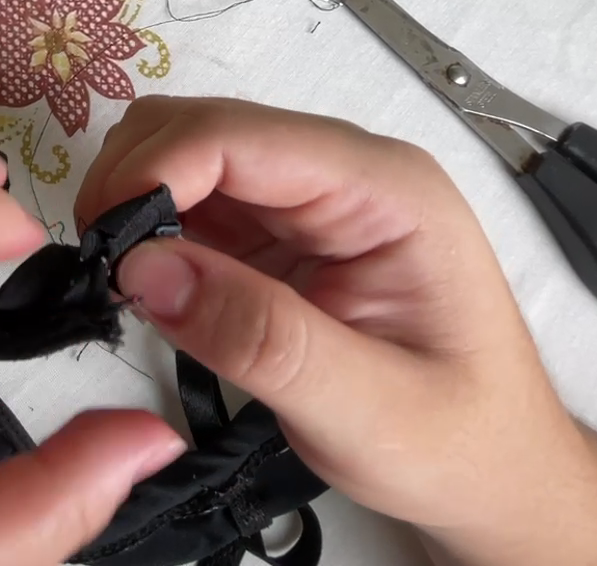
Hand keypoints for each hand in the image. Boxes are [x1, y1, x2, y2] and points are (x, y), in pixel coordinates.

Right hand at [74, 97, 596, 565]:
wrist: (491, 472)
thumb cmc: (458, 447)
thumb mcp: (372, 414)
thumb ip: (259, 338)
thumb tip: (139, 268)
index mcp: (379, 189)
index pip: (236, 136)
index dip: (155, 170)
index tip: (106, 240)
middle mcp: (331, 166)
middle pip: (194, 124)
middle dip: (131, 178)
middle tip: (105, 259)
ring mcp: (291, 187)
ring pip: (172, 144)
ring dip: (128, 194)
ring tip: (124, 269)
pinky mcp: (259, 215)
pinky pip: (175, 188)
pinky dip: (138, 218)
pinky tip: (146, 271)